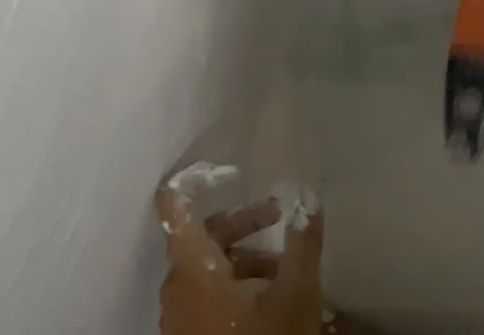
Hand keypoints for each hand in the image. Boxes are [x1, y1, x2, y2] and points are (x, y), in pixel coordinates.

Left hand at [155, 176, 325, 334]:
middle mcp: (176, 284)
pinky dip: (232, 283)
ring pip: (206, 265)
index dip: (194, 176)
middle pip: (201, 233)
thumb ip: (302, 242)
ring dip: (243, 256)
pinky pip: (204, 293)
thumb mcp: (295, 296)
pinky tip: (269, 298)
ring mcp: (178, 314)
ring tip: (284, 266)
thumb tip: (308, 194)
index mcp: (192, 266)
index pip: (175, 203)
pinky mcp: (188, 334)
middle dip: (242, 222)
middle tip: (277, 216)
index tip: (225, 166)